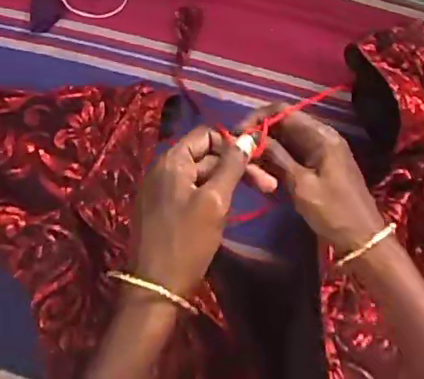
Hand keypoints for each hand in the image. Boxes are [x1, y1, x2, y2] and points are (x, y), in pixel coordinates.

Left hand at [130, 125, 248, 297]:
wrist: (155, 290)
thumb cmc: (187, 242)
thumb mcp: (214, 202)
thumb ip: (231, 167)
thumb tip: (247, 137)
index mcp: (171, 159)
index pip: (206, 135)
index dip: (233, 144)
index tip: (257, 161)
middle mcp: (162, 166)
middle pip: (205, 155)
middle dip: (236, 166)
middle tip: (268, 185)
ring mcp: (160, 188)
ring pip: (200, 174)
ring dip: (227, 181)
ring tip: (257, 194)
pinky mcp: (162, 207)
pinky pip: (191, 189)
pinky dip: (211, 193)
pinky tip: (229, 207)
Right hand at [238, 107, 385, 252]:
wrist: (365, 243)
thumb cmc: (334, 213)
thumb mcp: (301, 185)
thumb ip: (277, 157)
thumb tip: (251, 138)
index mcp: (321, 135)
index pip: (283, 111)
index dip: (258, 118)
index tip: (237, 134)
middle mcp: (321, 136)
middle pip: (283, 124)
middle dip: (260, 135)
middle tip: (240, 153)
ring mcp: (321, 151)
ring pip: (286, 140)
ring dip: (267, 150)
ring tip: (249, 168)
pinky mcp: (320, 166)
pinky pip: (293, 155)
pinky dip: (277, 162)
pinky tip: (264, 176)